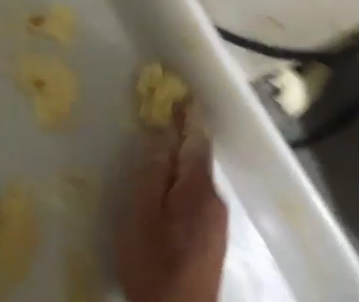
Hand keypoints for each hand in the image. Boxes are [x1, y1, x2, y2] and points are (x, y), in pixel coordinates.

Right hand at [115, 106, 228, 301]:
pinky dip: (183, 189)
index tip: (178, 92)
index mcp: (198, 188)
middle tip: (157, 126)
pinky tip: (166, 200)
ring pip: (197, 182)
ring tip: (156, 163)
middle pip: (197, 160)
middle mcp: (215, 199)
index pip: (196, 138)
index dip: (187, 114)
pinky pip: (198, 201)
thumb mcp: (141, 216)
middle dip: (180, 142)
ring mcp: (218, 223)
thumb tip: (160, 137)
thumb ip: (150, 173)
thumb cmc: (153, 266)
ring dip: (180, 168)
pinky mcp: (213, 242)